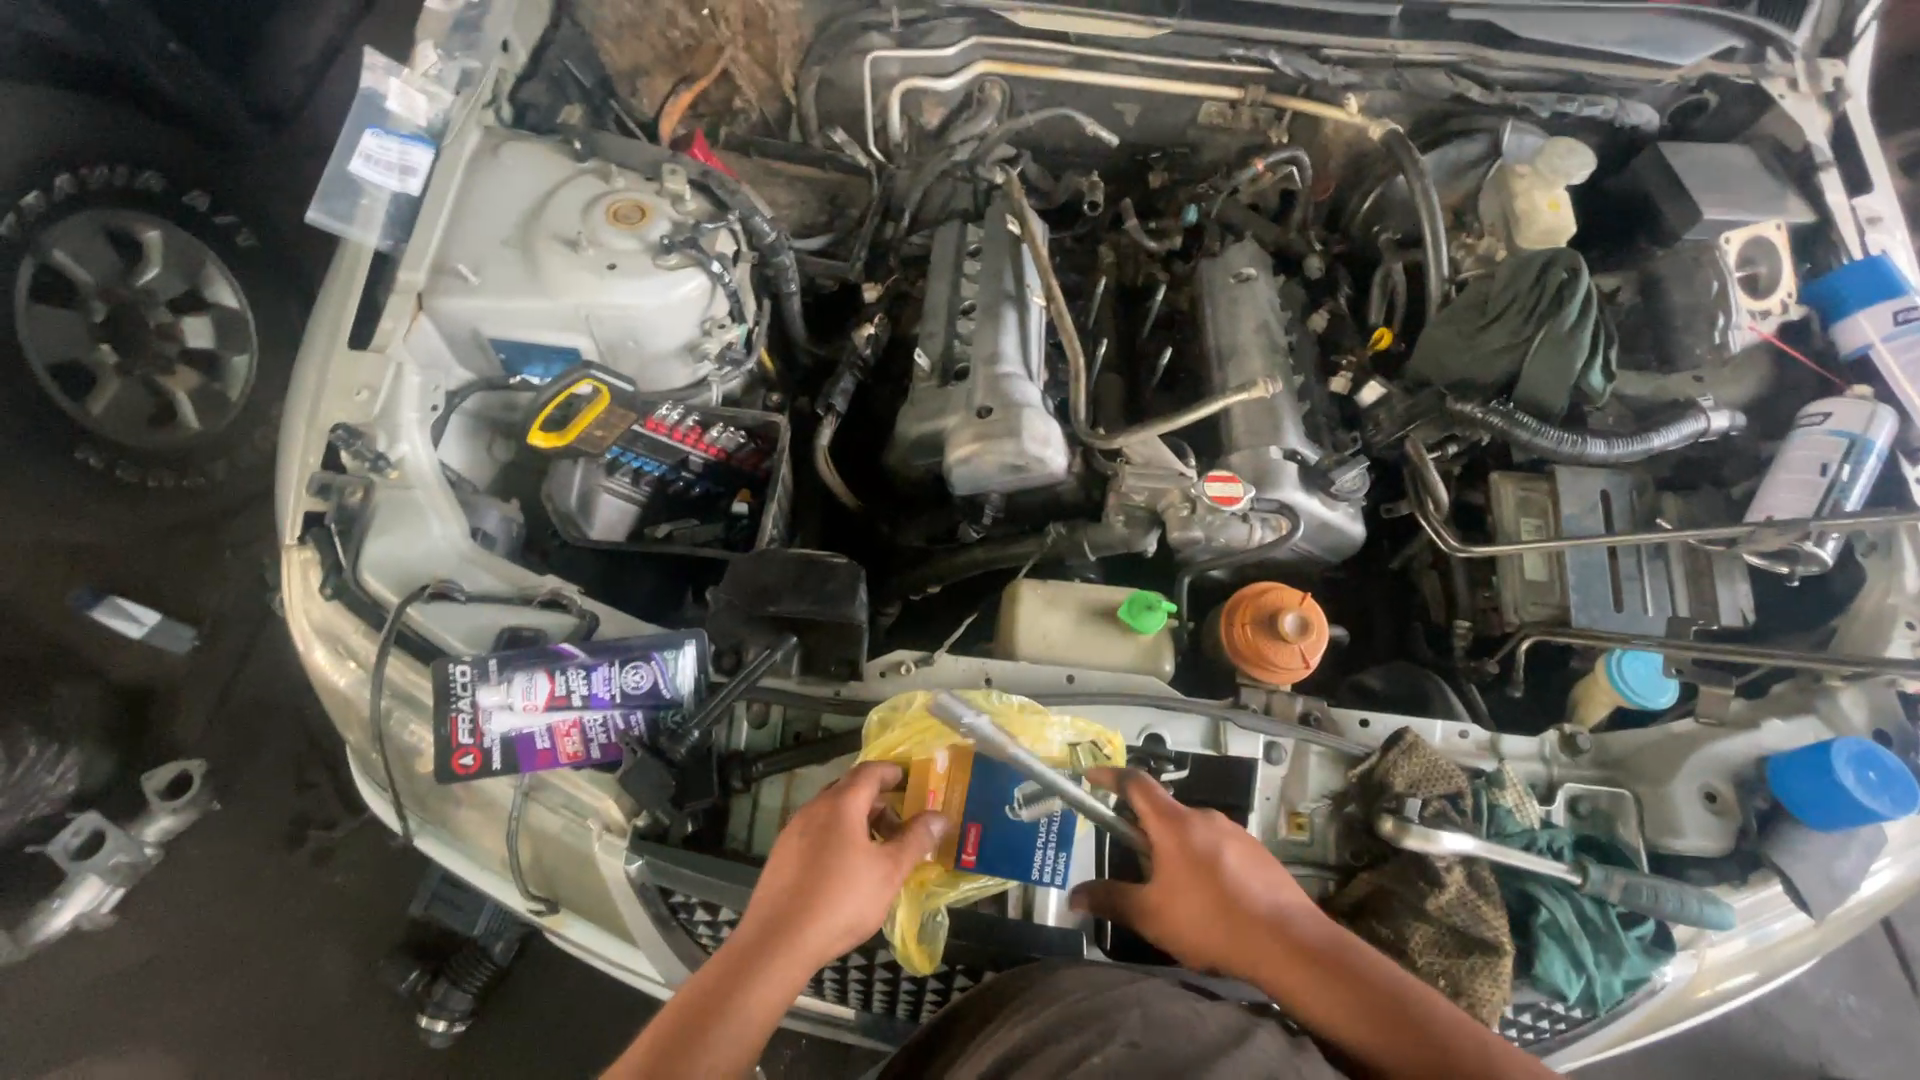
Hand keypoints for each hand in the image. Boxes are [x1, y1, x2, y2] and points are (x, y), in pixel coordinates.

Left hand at [731, 760, 948, 973]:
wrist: (777, 942)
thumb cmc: (840, 901)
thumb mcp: (889, 872)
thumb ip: (915, 840)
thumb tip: (939, 817)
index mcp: (841, 804)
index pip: (869, 772)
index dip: (892, 772)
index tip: (910, 779)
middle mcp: (814, 809)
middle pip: (850, 791)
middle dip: (878, 802)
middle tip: (901, 825)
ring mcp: (793, 832)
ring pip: (832, 814)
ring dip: (858, 823)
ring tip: (878, 853)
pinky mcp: (782, 856)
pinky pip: (817, 833)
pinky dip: (838, 838)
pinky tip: (847, 871)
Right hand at [1070, 767, 1324, 982]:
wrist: (1289, 943)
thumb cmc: (1210, 922)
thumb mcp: (1150, 916)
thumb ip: (1110, 900)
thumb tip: (1074, 896)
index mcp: (1173, 823)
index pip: (1135, 783)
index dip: (1109, 777)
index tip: (1091, 776)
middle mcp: (1204, 817)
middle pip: (1164, 813)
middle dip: (1146, 835)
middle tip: (1138, 870)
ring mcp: (1236, 834)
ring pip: (1193, 835)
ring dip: (1178, 854)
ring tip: (1178, 897)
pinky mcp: (1259, 854)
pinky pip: (1220, 851)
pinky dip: (1206, 867)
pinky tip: (1213, 905)